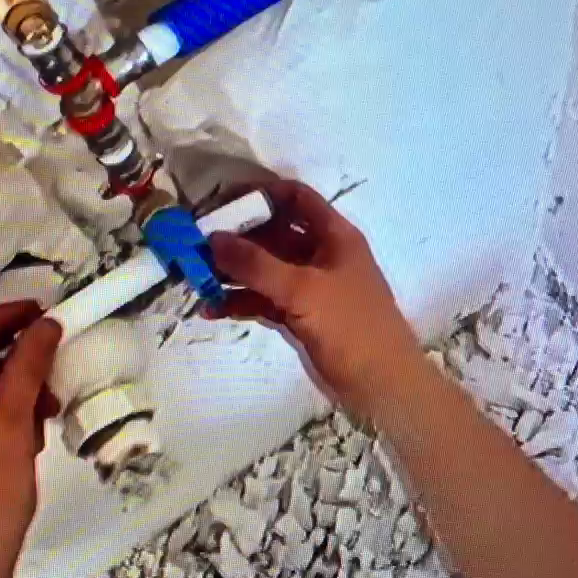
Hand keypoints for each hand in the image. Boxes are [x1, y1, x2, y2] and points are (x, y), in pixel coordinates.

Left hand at [0, 301, 62, 577]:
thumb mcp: (9, 426)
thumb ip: (26, 368)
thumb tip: (46, 325)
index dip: (1, 318)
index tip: (42, 310)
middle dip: (11, 362)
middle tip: (51, 361)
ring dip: (13, 389)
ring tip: (48, 407)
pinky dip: (3, 412)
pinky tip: (31, 428)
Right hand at [207, 180, 423, 414]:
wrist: (380, 384)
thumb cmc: (350, 325)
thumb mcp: (301, 289)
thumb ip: (255, 263)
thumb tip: (212, 238)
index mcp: (333, 236)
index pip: (295, 198)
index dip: (261, 194)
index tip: (222, 203)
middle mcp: (319, 255)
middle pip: (272, 234)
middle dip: (235, 239)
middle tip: (197, 246)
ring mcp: (307, 286)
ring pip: (263, 269)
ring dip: (231, 273)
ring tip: (197, 279)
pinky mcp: (297, 314)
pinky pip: (261, 299)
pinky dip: (238, 302)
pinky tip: (211, 309)